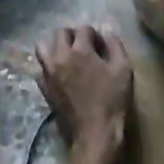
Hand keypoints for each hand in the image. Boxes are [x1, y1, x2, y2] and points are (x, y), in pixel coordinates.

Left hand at [34, 26, 131, 145]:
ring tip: (68, 57)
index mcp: (80, 50)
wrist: (94, 134)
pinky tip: (61, 75)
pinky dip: (48, 67)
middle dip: (73, 35)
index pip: (84, 29)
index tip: (102, 46)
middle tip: (85, 47)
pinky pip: (41, 70)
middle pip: (60, 33)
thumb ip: (115, 46)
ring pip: (43, 48)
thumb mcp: (123, 69)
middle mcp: (60, 57)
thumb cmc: (111, 100)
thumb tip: (108, 34)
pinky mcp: (44, 89)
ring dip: (55, 47)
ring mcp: (49, 74)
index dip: (95, 34)